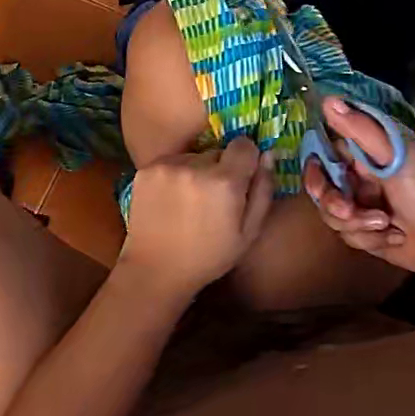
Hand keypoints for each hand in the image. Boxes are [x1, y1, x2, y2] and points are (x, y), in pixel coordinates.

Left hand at [120, 137, 274, 295]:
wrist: (155, 270)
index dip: (246, 161)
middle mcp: (195, 166)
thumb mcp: (249, 233)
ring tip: (189, 203)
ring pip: (194, 157)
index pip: (244, 145)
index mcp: (225, 182)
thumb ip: (263, 191)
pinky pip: (171, 163)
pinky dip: (175, 176)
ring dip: (197, 172)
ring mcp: (167, 166)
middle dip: (220, 171)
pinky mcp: (146, 170)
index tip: (241, 179)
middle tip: (213, 200)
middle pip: (217, 153)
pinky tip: (172, 202)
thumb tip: (268, 155)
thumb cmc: (209, 257)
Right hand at [303, 98, 414, 277]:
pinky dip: (370, 238)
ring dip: (357, 223)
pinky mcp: (368, 233)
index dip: (316, 165)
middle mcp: (362, 175)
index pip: (325, 150)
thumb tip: (327, 98)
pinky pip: (348, 236)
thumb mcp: (397, 156)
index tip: (320, 177)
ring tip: (386, 224)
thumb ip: (360, 130)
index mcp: (369, 150)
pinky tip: (396, 236)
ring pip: (333, 215)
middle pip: (322, 187)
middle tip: (348, 209)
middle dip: (333, 202)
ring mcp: (364, 205)